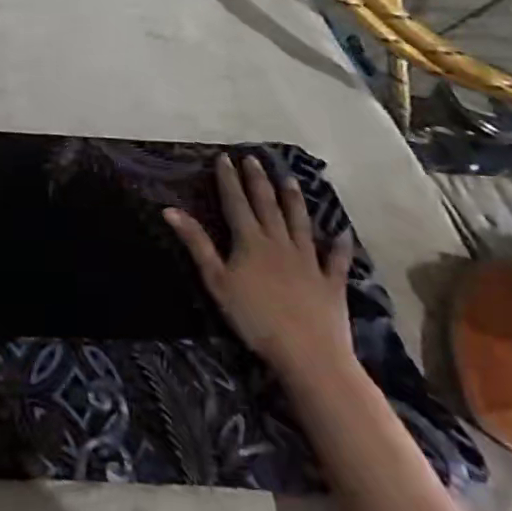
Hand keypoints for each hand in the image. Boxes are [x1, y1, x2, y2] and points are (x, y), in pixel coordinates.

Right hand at [164, 153, 355, 377]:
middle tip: (254, 158)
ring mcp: (309, 261)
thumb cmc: (254, 318)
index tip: (225, 157)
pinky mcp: (331, 282)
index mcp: (250, 241)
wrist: (309, 353)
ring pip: (300, 223)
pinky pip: (336, 259)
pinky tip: (341, 233)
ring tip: (289, 179)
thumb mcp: (216, 280)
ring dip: (294, 200)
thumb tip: (169, 209)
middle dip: (258, 181)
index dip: (229, 179)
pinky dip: (339, 245)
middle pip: (268, 205)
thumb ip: (196, 243)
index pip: (236, 202)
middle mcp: (280, 243)